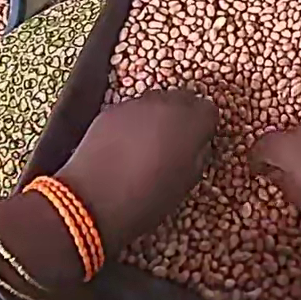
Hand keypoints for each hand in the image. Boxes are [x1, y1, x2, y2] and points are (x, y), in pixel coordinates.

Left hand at [57, 90, 215, 256]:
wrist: (91, 200)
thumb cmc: (146, 199)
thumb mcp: (185, 184)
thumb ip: (197, 155)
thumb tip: (196, 143)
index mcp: (189, 122)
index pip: (209, 110)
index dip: (205, 127)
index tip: (198, 144)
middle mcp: (165, 104)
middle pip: (184, 99)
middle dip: (185, 116)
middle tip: (177, 143)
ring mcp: (135, 104)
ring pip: (157, 101)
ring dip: (160, 116)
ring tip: (150, 144)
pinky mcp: (111, 110)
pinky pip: (133, 110)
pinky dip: (136, 122)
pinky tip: (126, 145)